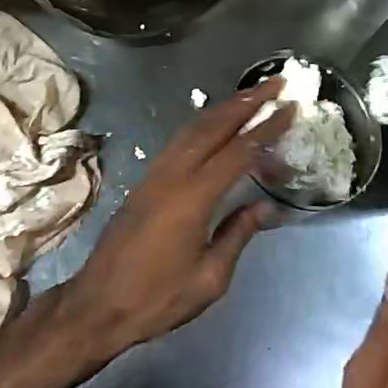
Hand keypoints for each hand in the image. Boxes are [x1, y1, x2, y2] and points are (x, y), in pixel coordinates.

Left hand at [54, 80, 293, 361]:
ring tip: (250, 97)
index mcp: (193, 197)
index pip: (238, 152)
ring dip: (223, 109)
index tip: (290, 108)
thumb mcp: (209, 278)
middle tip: (275, 83)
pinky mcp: (145, 182)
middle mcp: (172, 175)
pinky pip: (178, 142)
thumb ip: (238, 235)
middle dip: (246, 102)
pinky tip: (214, 128)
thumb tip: (265, 206)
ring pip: (192, 129)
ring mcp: (154, 175)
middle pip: (213, 126)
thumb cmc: (157, 298)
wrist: (98, 304)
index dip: (266, 128)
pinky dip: (201, 126)